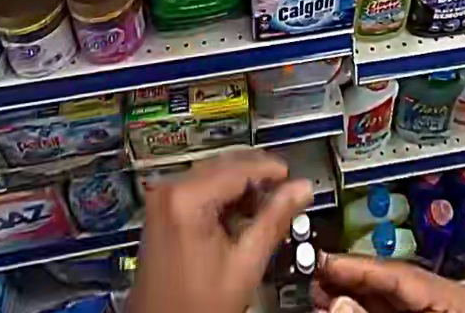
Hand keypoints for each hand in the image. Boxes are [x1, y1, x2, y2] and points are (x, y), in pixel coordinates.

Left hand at [131, 149, 314, 312]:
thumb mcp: (244, 266)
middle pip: (224, 166)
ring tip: (268, 205)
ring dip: (241, 186)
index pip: (238, 167)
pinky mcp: (163, 209)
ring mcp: (164, 197)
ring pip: (214, 175)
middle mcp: (170, 188)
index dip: (270, 169)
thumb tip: (302, 189)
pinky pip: (199, 188)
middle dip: (257, 177)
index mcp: (187, 197)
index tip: (293, 175)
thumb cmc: (197, 308)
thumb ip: (274, 220)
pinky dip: (223, 196)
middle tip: (286, 190)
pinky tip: (241, 214)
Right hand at [312, 253, 464, 312]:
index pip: (399, 275)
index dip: (358, 267)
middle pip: (391, 286)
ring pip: (386, 303)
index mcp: (454, 303)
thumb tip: (336, 303)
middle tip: (315, 276)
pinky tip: (339, 310)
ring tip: (320, 294)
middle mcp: (445, 306)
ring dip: (352, 298)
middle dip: (351, 283)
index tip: (326, 263)